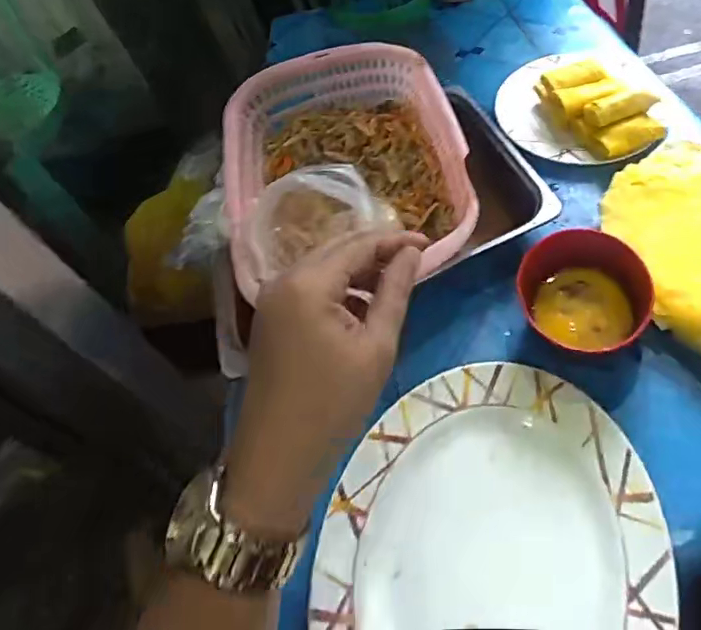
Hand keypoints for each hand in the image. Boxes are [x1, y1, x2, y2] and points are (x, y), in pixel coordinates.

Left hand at [222, 230, 426, 539]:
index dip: (395, 241)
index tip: (429, 242)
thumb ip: (395, 291)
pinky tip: (363, 303)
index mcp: (307, 282)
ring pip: (324, 265)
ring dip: (358, 269)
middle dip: (378, 250)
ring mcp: (272, 296)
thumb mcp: (376, 347)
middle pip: (338, 248)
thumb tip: (412, 254)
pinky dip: (339, 286)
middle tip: (416, 258)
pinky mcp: (271, 314)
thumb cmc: (334, 404)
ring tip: (395, 281)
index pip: (358, 245)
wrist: (277, 459)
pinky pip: (310, 285)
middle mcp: (283, 278)